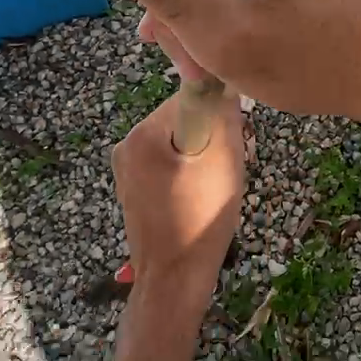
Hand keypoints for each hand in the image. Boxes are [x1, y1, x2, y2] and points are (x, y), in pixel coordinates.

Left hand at [112, 85, 243, 287]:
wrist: (175, 278)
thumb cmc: (202, 214)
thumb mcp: (225, 157)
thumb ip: (225, 113)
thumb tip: (225, 82)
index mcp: (142, 134)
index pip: (191, 97)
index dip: (218, 113)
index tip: (234, 137)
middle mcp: (126, 145)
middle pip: (182, 119)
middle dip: (210, 134)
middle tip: (229, 162)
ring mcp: (125, 170)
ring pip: (177, 141)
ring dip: (201, 153)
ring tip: (215, 181)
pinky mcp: (132, 189)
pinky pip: (167, 162)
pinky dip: (187, 169)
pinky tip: (200, 194)